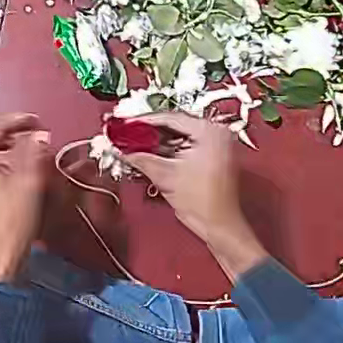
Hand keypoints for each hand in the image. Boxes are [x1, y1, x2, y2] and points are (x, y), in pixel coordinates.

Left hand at [0, 113, 52, 282]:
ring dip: (7, 143)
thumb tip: (39, 134)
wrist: (0, 255)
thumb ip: (33, 153)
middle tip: (31, 128)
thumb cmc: (12, 221)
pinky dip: (5, 158)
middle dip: (10, 129)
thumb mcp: (29, 181)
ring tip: (27, 143)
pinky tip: (19, 166)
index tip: (35, 120)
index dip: (16, 120)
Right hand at [120, 113, 268, 278]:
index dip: (144, 121)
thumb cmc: (203, 202)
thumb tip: (123, 148)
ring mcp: (217, 144)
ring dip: (157, 142)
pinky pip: (187, 146)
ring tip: (135, 144)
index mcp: (209, 131)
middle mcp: (216, 133)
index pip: (170, 117)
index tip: (126, 124)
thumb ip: (141, 157)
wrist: (219, 225)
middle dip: (148, 132)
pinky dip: (169, 150)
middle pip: (175, 126)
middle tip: (127, 133)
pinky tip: (151, 154)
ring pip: (180, 137)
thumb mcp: (165, 175)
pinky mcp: (214, 156)